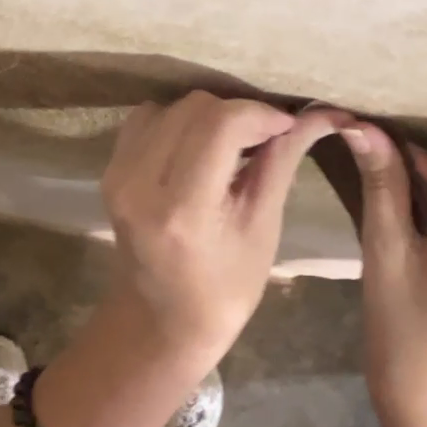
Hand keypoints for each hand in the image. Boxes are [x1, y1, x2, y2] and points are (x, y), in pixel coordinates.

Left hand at [101, 92, 346, 355]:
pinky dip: (178, 122)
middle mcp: (139, 184)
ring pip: (171, 107)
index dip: (259, 114)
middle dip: (237, 113)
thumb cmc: (224, 288)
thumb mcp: (262, 228)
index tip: (287, 126)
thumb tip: (317, 114)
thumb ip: (282, 161)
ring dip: (208, 116)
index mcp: (183, 209)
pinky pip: (147, 119)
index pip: (220, 124)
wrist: (159, 319)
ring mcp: (117, 175)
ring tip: (233, 145)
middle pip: (195, 108)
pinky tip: (199, 148)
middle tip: (264, 138)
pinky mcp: (108, 170)